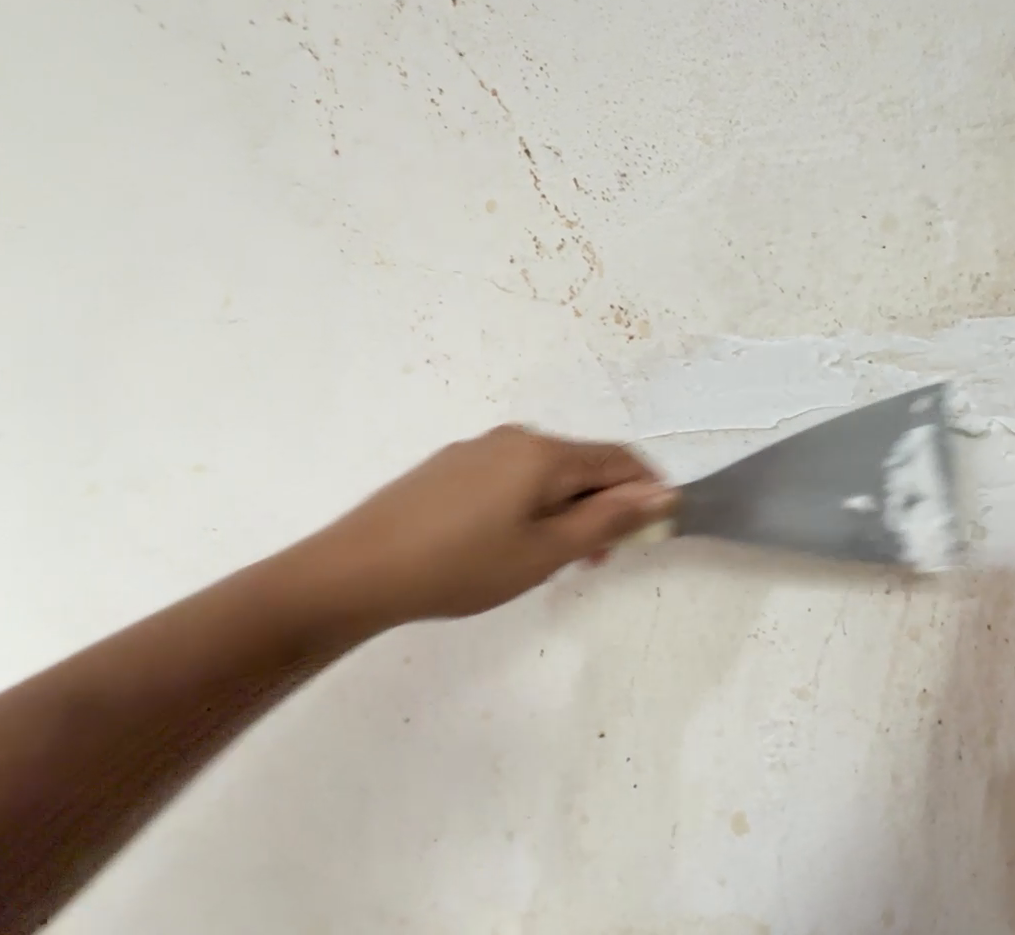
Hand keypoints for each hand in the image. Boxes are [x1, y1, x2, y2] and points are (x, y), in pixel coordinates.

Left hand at [291, 425, 675, 630]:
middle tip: (594, 559)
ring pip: (547, 473)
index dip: (647, 492)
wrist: (349, 575)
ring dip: (568, 508)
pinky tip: (505, 544)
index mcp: (546, 453)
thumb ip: (612, 518)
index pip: (622, 460)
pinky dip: (531, 504)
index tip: (647, 534)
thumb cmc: (462, 566)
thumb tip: (665, 493)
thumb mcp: (549, 551)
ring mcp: (478, 450)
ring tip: (548, 557)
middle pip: (584, 465)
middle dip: (604, 506)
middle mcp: (516, 438)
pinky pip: (512, 477)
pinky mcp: (449, 467)